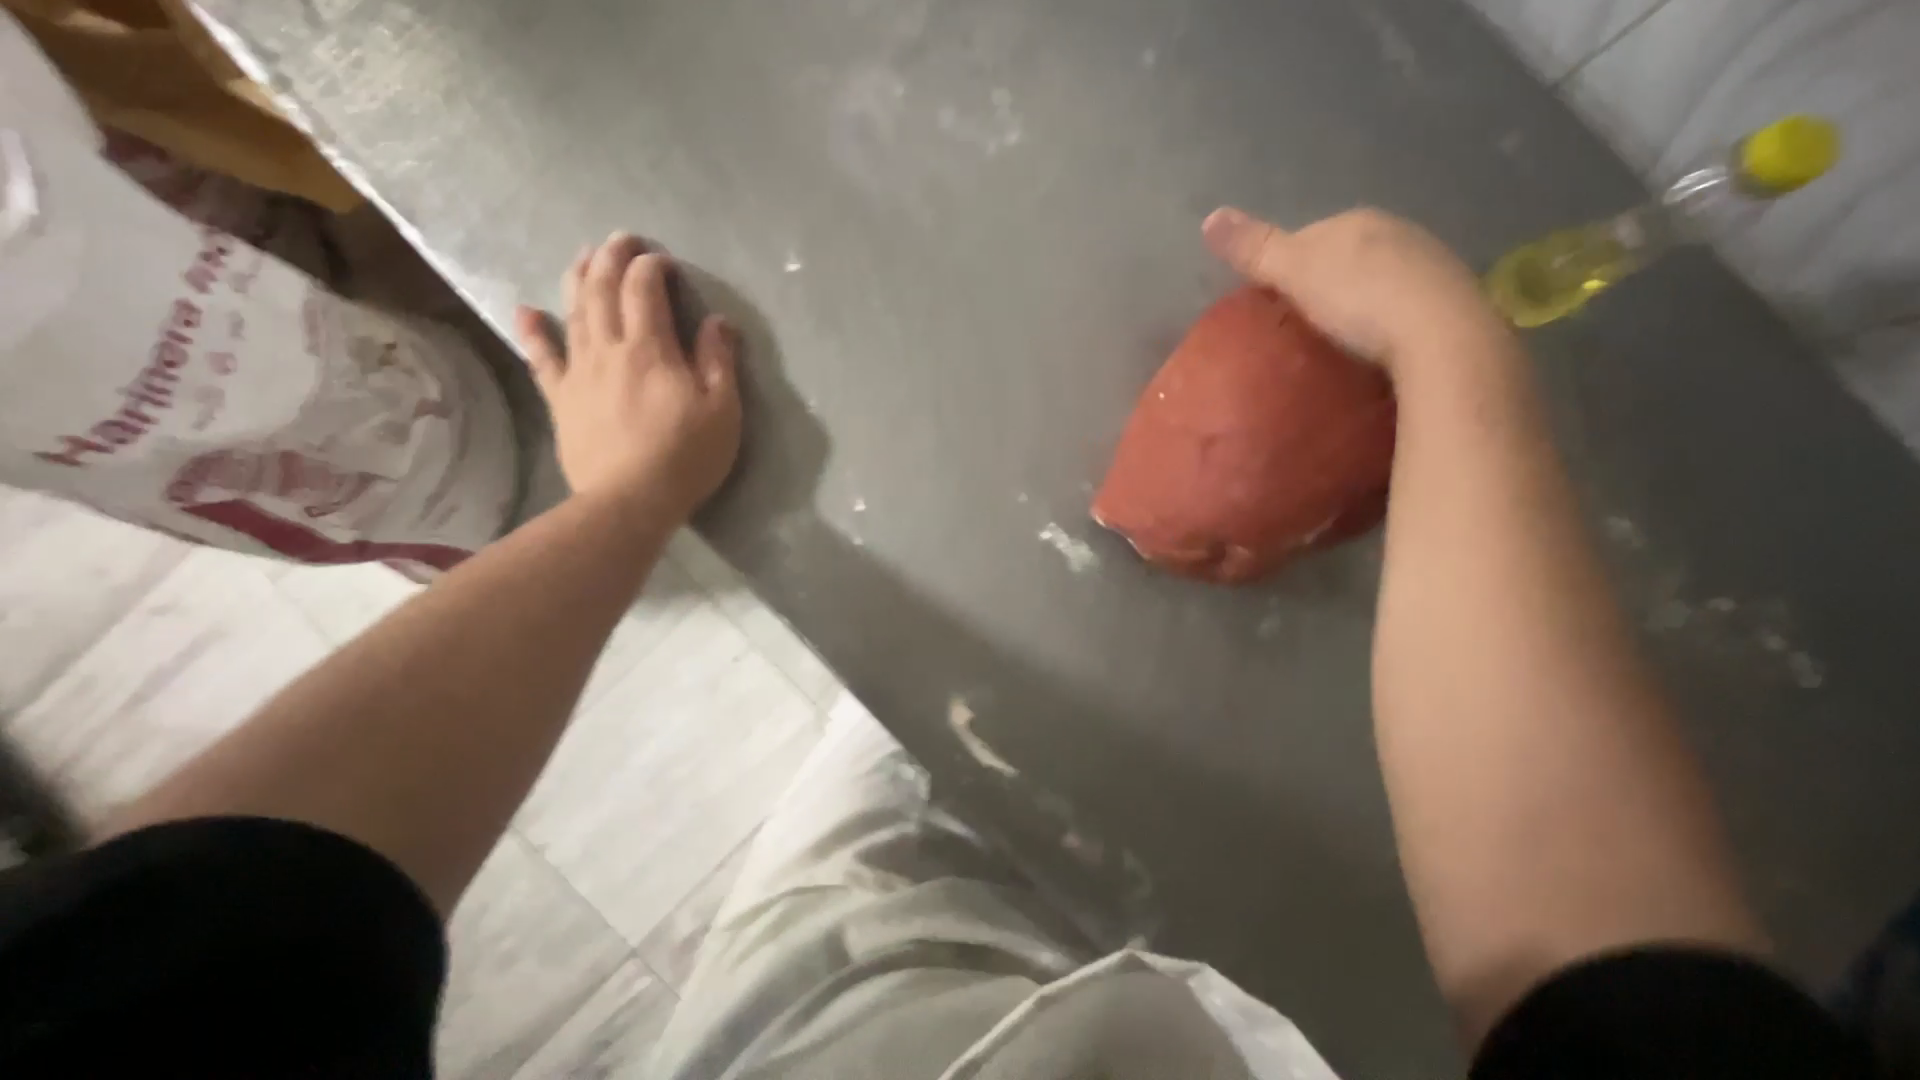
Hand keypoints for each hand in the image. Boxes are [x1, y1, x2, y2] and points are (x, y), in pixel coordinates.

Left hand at [514, 233, 740, 523]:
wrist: (629, 500)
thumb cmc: (685, 456)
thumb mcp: (722, 410)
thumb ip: (719, 360)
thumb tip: (718, 321)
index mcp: (651, 348)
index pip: (645, 289)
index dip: (651, 267)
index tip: (663, 261)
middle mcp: (609, 349)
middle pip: (603, 290)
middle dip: (611, 258)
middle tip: (620, 240)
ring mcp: (579, 372)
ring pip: (574, 312)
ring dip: (578, 278)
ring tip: (583, 257)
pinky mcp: (560, 398)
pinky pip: (541, 357)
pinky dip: (533, 331)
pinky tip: (526, 310)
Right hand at [1202, 207, 1510, 378]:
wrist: (1443, 337)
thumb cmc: (1360, 300)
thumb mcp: (1295, 272)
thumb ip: (1255, 248)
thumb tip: (1209, 217)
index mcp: (1358, 220)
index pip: (1311, 235)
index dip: (1287, 264)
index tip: (1274, 300)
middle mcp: (1400, 231)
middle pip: (1348, 255)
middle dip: (1327, 282)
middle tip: (1303, 324)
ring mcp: (1432, 265)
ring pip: (1381, 278)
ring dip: (1362, 301)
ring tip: (1341, 339)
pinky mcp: (1454, 302)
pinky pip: (1409, 305)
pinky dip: (1392, 320)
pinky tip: (1382, 346)